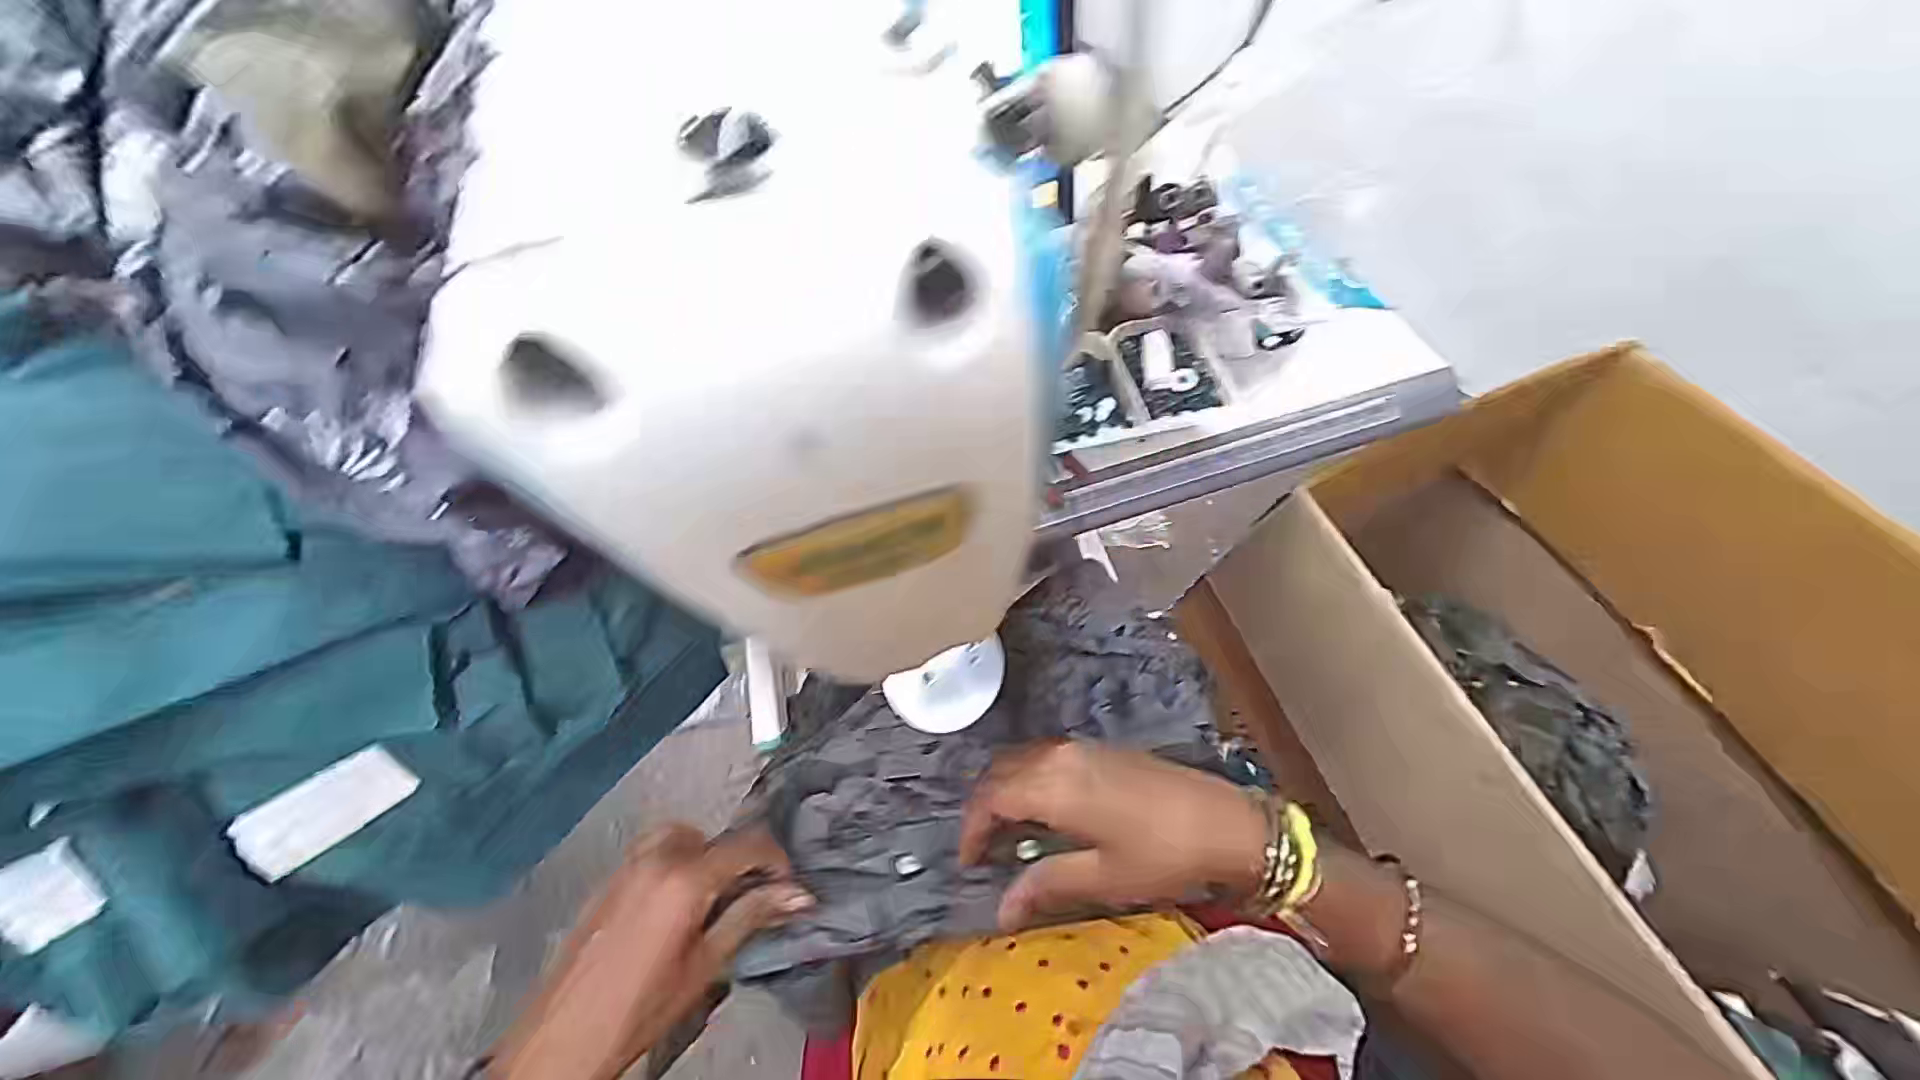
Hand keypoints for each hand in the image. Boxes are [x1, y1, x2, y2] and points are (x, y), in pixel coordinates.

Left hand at [490, 824, 811, 1079]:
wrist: (558, 1040)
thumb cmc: (640, 1008)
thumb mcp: (705, 965)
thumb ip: (751, 916)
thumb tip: (799, 893)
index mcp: (686, 876)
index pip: (749, 844)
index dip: (777, 860)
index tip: (787, 887)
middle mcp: (658, 855)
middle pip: (717, 836)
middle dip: (740, 861)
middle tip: (749, 899)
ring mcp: (629, 862)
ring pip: (685, 835)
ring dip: (707, 855)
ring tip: (712, 898)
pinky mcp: (610, 877)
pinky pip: (656, 848)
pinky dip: (677, 860)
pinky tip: (674, 904)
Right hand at [959, 740, 1268, 929]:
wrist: (1224, 819)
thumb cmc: (1162, 853)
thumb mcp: (1104, 877)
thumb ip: (1046, 884)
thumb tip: (1002, 910)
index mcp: (1053, 785)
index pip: (991, 798)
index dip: (972, 829)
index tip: (969, 862)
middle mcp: (1058, 756)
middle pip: (1000, 772)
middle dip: (983, 807)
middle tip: (983, 848)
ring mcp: (1080, 747)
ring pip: (1020, 759)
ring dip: (1004, 789)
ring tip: (1008, 831)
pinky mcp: (1098, 747)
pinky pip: (1043, 755)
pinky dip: (1027, 778)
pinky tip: (1042, 808)